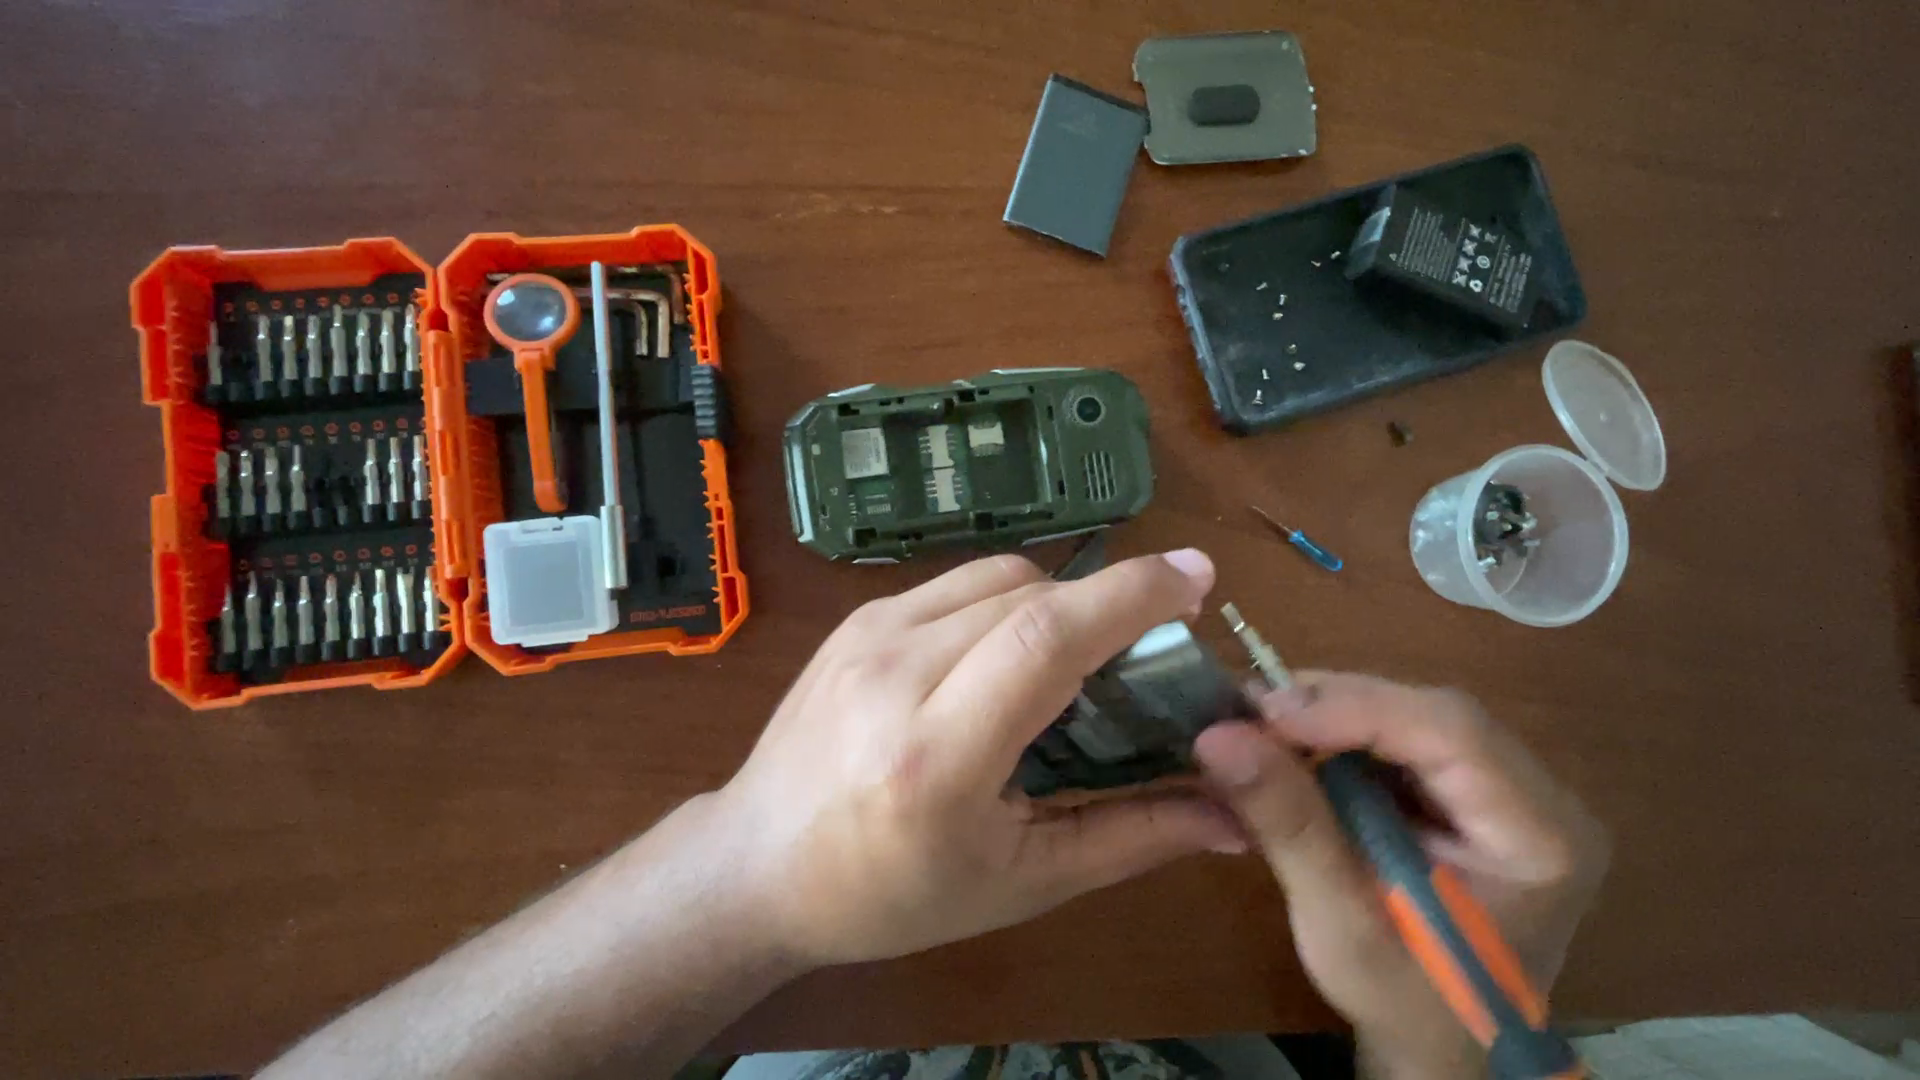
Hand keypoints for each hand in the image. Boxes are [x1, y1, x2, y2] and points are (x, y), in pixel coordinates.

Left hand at [716, 550, 1244, 967]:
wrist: (758, 863)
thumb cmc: (891, 893)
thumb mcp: (1019, 882)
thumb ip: (1132, 838)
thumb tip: (1234, 815)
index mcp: (935, 755)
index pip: (1044, 638)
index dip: (1130, 596)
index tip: (1196, 578)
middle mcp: (895, 673)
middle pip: (1028, 596)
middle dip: (1109, 599)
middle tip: (1158, 632)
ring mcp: (867, 633)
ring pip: (996, 577)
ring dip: (1058, 599)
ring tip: (1080, 651)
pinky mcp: (857, 618)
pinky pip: (956, 584)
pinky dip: (1006, 601)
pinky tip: (1009, 650)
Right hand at [1192, 674, 1607, 1078]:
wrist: (1441, 1049)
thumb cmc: (1405, 1003)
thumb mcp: (1342, 923)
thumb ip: (1290, 824)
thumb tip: (1216, 736)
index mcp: (1541, 837)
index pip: (1451, 733)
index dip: (1353, 707)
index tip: (1262, 710)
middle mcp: (1536, 796)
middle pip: (1426, 713)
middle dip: (1330, 705)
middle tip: (1244, 712)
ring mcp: (1500, 788)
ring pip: (1404, 714)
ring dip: (1324, 716)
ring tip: (1254, 728)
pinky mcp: (1459, 791)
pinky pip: (1391, 737)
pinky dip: (1331, 736)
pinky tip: (1286, 747)